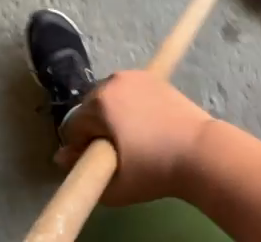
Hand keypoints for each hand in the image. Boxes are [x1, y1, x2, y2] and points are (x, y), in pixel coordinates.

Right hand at [57, 70, 215, 204]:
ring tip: (130, 138)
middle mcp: (113, 81)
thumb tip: (62, 158)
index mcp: (100, 102)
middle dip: (95, 128)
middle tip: (114, 151)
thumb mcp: (112, 184)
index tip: (96, 162)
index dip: (80, 148)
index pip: (73, 126)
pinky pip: (129, 91)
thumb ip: (80, 170)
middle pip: (90, 107)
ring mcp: (135, 75)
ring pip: (109, 97)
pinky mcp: (153, 77)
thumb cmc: (153, 169)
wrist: (198, 151)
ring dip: (111, 114)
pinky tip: (144, 124)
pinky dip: (129, 105)